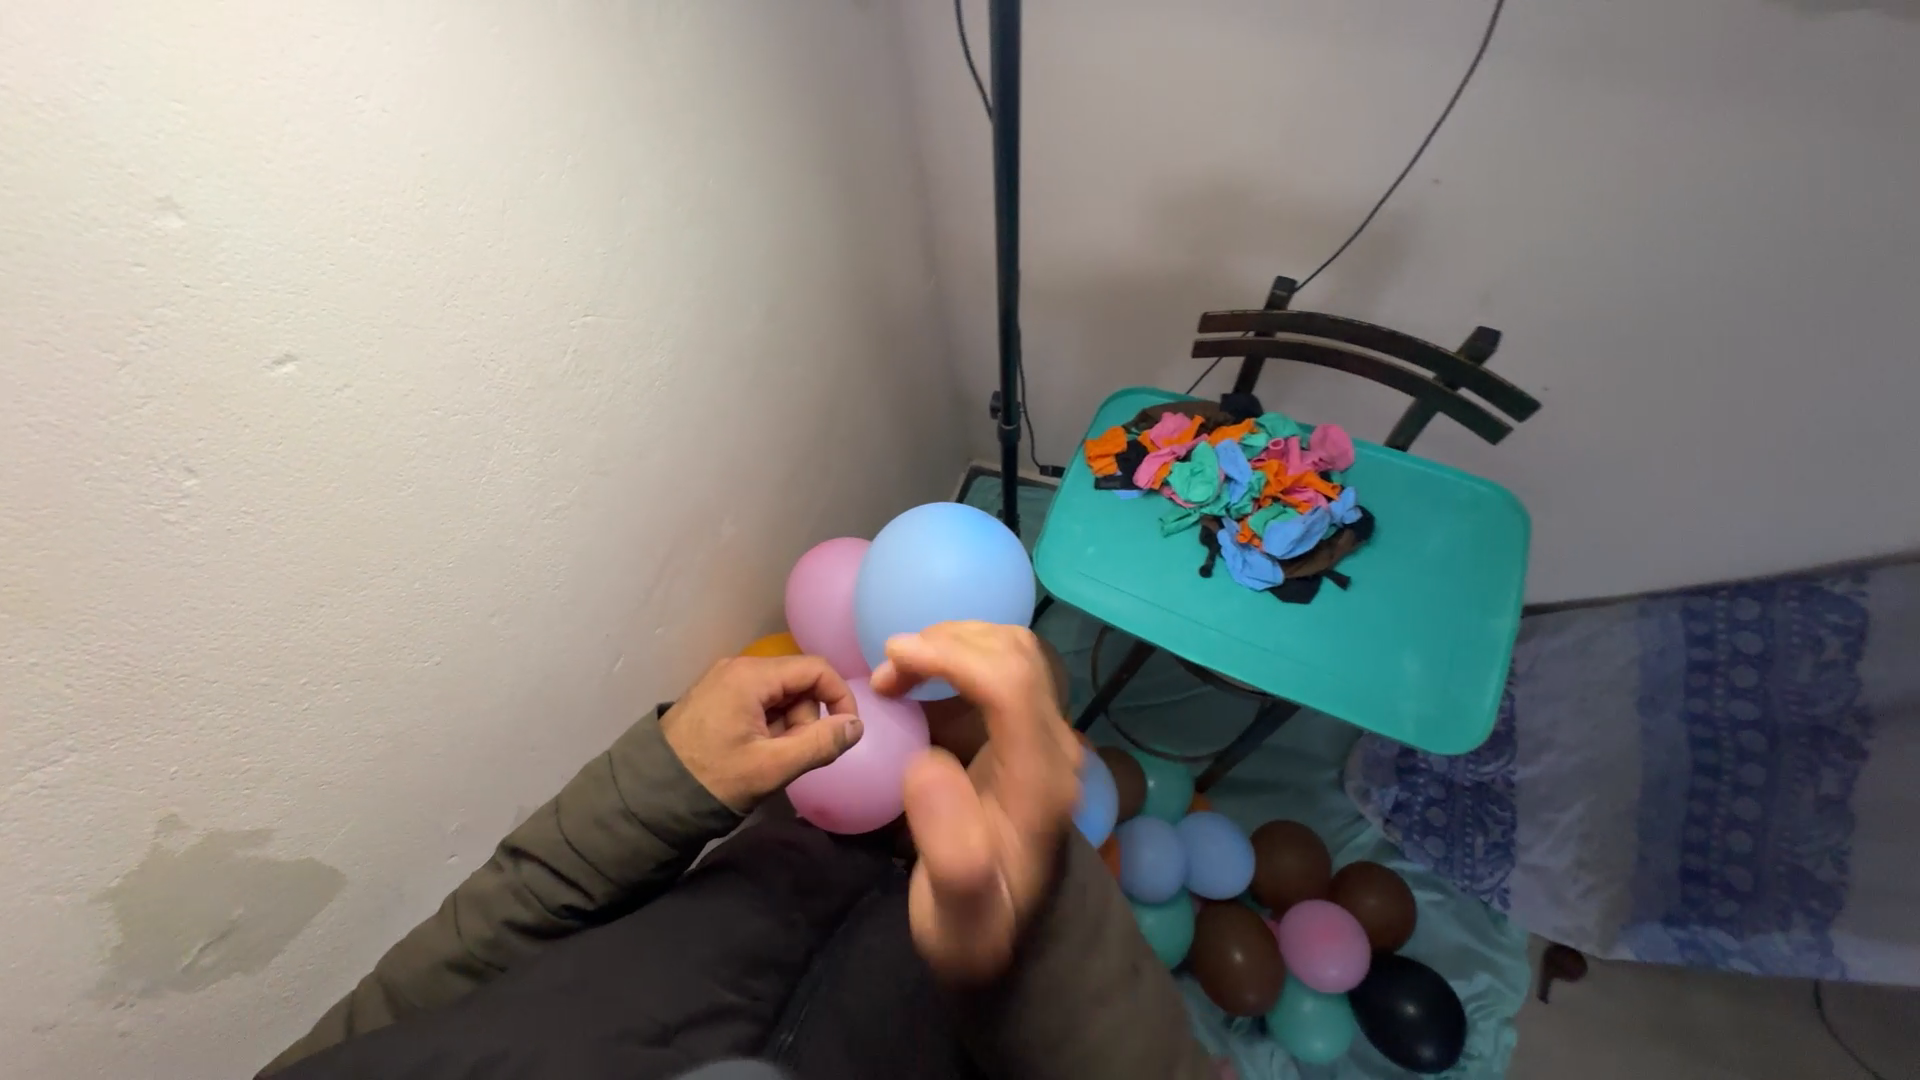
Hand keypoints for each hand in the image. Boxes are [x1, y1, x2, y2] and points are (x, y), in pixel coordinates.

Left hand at [660, 655, 863, 813]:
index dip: (839, 698)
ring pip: (780, 694)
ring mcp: (725, 681)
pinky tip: (757, 753)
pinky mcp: (717, 697)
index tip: (845, 732)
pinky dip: (770, 725)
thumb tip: (857, 726)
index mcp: (751, 676)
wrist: (647, 798)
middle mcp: (739, 668)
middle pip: (798, 682)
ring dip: (789, 726)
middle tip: (795, 756)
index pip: (816, 669)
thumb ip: (820, 744)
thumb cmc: (710, 779)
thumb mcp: (771, 767)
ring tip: (771, 759)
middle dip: (807, 719)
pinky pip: (760, 702)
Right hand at [871, 622, 1081, 982]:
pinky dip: (961, 651)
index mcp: (1041, 783)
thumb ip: (952, 855)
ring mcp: (1047, 732)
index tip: (893, 659)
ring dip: (953, 642)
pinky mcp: (1030, 725)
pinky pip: (1005, 663)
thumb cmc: (973, 922)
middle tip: (887, 672)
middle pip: (1017, 654)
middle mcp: (1055, 746)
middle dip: (946, 643)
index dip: (954, 656)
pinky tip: (925, 672)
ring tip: (900, 671)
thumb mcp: (956, 920)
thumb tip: (929, 765)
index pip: (1012, 686)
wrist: (1002, 925)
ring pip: (1014, 649)